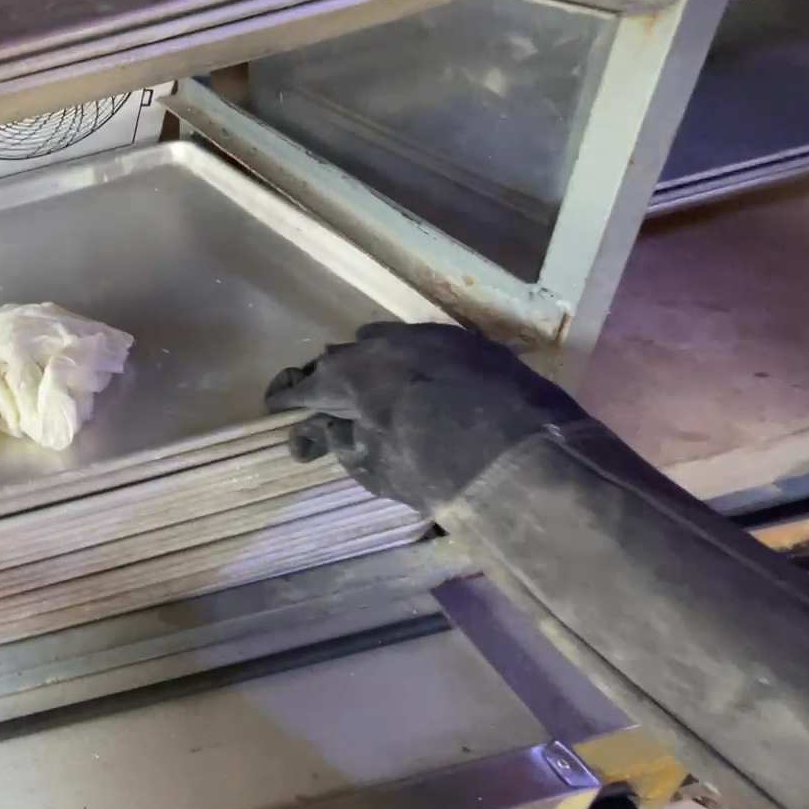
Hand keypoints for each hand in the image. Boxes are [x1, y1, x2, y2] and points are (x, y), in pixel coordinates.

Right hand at [263, 322, 588, 510]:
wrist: (531, 462)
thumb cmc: (435, 471)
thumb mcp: (372, 469)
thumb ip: (340, 443)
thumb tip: (322, 429)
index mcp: (345, 377)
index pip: (301, 387)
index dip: (286, 402)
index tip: (277, 410)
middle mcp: (376, 346)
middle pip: (339, 360)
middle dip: (329, 382)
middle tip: (330, 406)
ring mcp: (424, 337)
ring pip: (380, 343)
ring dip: (371, 364)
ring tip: (375, 388)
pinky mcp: (467, 340)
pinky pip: (422, 344)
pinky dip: (412, 362)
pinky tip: (421, 382)